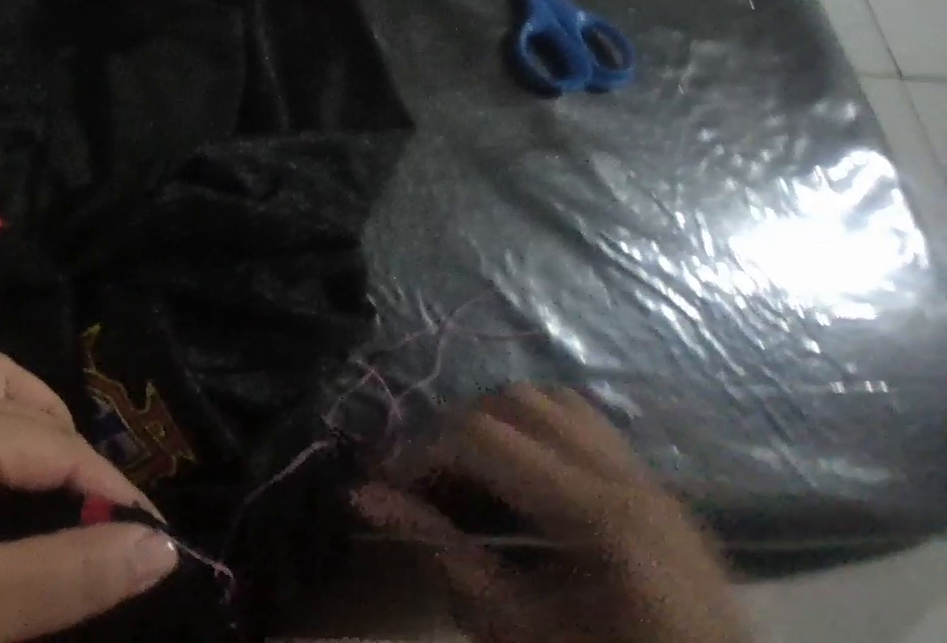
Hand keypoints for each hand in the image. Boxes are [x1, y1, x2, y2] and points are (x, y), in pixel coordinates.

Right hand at [352, 385, 751, 642]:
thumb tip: (362, 495)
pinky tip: (523, 475)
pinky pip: (586, 421)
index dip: (423, 454)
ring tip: (474, 471)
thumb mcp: (512, 627)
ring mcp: (649, 477)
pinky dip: (538, 429)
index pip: (482, 436)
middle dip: (455, 431)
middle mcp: (627, 478)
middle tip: (430, 482)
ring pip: (549, 399)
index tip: (390, 488)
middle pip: (512, 402)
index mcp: (597, 516)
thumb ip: (439, 550)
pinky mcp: (656, 486)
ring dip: (496, 421)